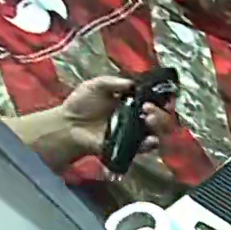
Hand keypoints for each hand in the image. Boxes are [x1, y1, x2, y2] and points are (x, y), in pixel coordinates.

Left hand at [8, 75, 172, 172]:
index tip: (150, 98)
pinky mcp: (132, 147)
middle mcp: (138, 119)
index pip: (153, 102)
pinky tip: (151, 139)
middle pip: (160, 118)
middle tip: (148, 109)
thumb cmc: (82, 104)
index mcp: (132, 104)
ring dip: (158, 126)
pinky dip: (151, 144)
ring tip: (149, 120)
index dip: (157, 101)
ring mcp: (136, 134)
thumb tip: (132, 83)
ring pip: (158, 132)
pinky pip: (147, 147)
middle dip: (159, 113)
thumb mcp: (94, 86)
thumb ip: (111, 82)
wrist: (70, 124)